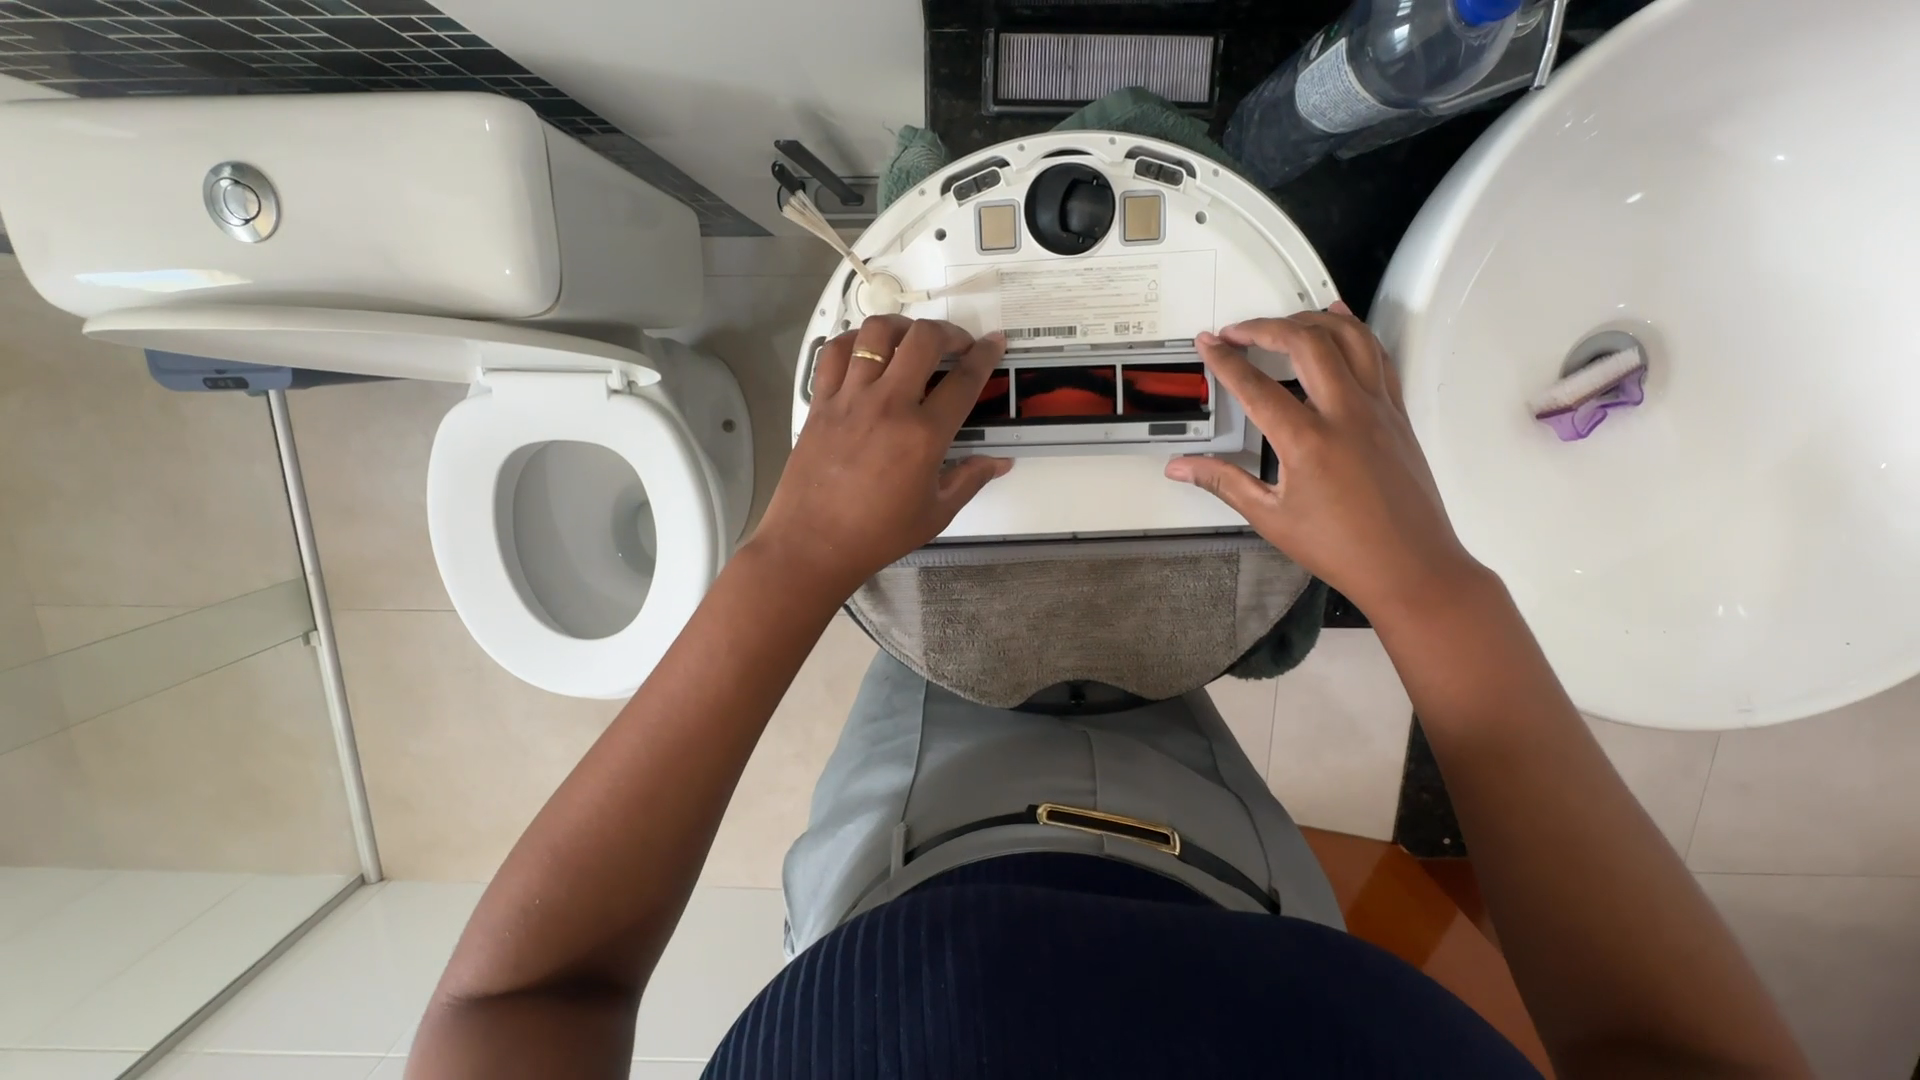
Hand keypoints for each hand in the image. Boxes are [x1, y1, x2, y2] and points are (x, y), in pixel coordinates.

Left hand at [750, 315, 1011, 594]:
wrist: (813, 545)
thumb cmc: (878, 535)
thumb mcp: (935, 513)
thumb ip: (970, 480)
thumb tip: (1000, 463)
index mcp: (924, 436)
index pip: (964, 379)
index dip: (985, 354)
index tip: (995, 342)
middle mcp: (888, 405)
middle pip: (923, 339)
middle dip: (949, 331)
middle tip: (956, 343)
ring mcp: (850, 399)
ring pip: (876, 333)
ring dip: (902, 327)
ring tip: (911, 340)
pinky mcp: (820, 403)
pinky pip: (835, 353)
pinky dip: (854, 341)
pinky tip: (866, 351)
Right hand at [1165, 303, 1487, 620]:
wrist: (1410, 567)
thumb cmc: (1346, 549)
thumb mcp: (1271, 518)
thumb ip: (1223, 482)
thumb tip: (1183, 468)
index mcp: (1308, 442)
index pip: (1255, 385)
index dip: (1226, 360)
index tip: (1209, 344)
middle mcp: (1346, 414)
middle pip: (1304, 342)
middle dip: (1264, 327)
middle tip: (1238, 331)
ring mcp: (1377, 409)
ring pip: (1348, 337)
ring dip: (1311, 320)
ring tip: (1283, 320)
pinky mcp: (1397, 414)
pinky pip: (1378, 355)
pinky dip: (1356, 331)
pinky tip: (1340, 321)